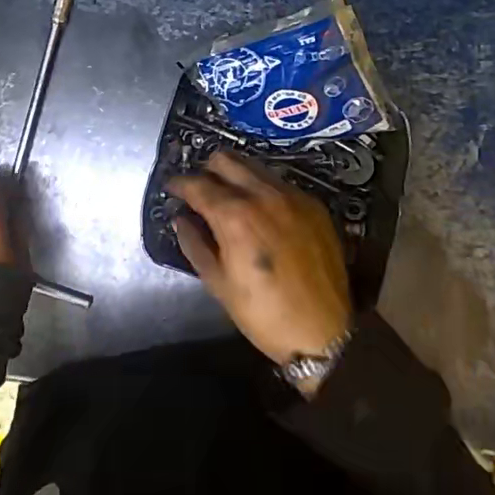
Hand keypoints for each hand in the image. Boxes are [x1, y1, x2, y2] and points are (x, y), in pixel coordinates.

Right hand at [166, 152, 352, 387]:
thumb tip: (181, 220)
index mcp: (235, 216)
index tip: (171, 188)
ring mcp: (293, 197)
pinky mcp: (313, 205)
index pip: (198, 184)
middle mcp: (264, 195)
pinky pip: (279, 183)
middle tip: (199, 189)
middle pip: (226, 160)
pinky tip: (259, 210)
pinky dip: (261, 188)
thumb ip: (194, 244)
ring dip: (235, 175)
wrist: (324, 333)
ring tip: (228, 196)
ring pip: (254, 166)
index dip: (179, 184)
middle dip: (206, 170)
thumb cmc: (263, 313)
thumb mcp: (218, 283)